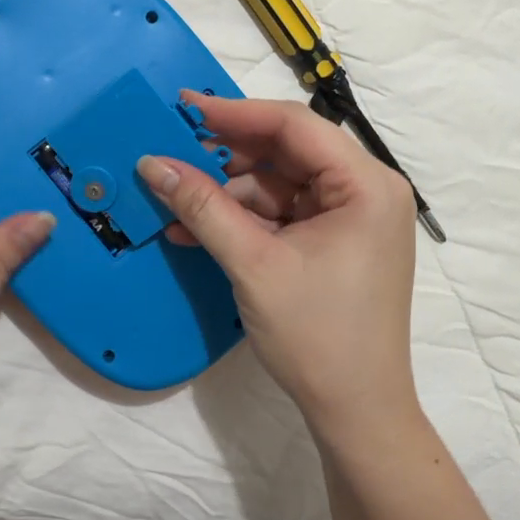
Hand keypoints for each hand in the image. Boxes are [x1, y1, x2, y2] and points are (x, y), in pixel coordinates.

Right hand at [136, 94, 418, 430]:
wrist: (356, 411)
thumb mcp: (253, 264)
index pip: (295, 125)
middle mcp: (367, 190)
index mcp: (366, 185)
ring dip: (228, 194)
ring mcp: (353, 217)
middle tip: (174, 156)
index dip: (235, 114)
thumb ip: (202, 206)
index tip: (183, 109)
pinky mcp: (336, 241)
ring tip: (177, 209)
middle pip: (287, 151)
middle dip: (227, 158)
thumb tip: (152, 162)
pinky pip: (283, 212)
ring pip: (279, 183)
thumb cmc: (316, 335)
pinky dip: (243, 219)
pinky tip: (198, 230)